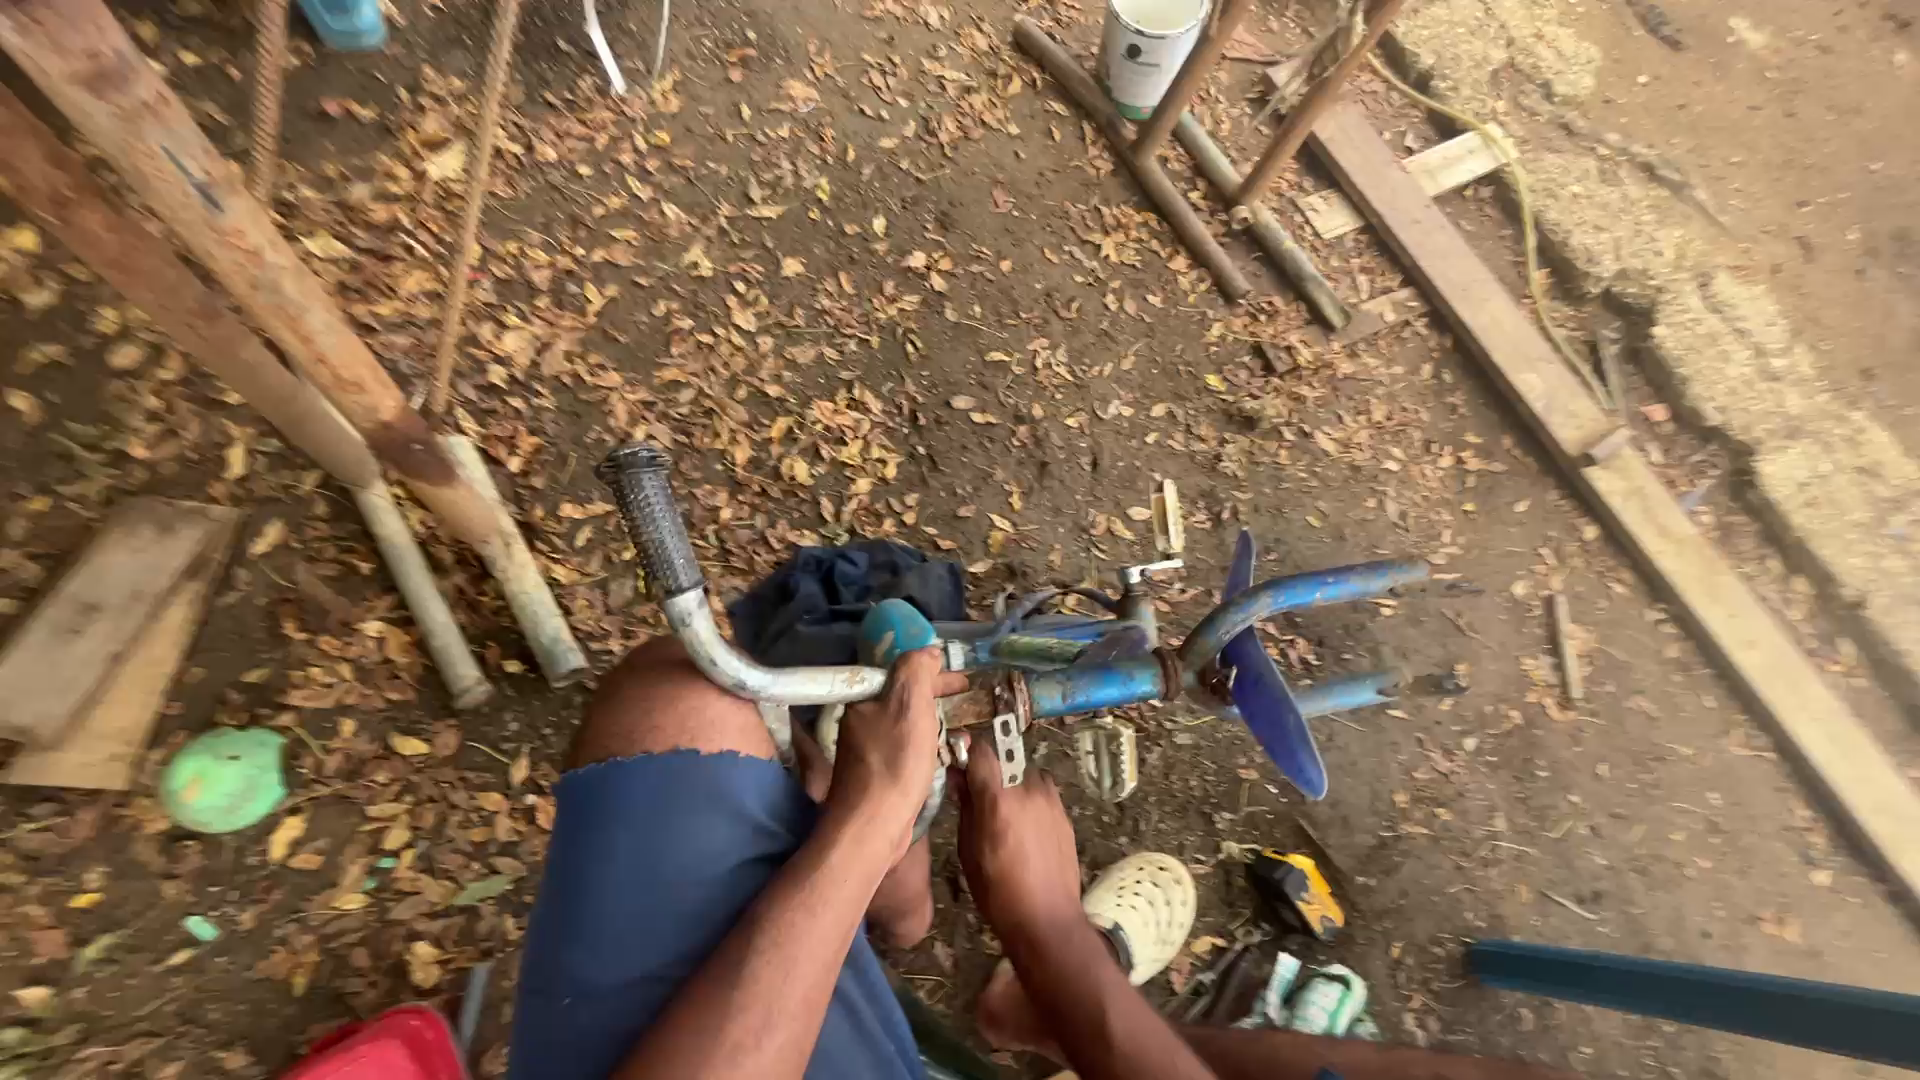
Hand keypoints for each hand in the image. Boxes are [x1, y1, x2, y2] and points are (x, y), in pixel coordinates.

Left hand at [824, 648, 965, 858]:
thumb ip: (917, 670)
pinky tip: (946, 754)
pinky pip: (906, 747)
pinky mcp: (877, 774)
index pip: (900, 672)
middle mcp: (861, 720)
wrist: (873, 825)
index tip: (961, 677)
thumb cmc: (895, 760)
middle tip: (966, 694)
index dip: (932, 671)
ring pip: (906, 723)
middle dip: (935, 693)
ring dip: (934, 720)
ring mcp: (867, 749)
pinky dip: (928, 744)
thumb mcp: (909, 704)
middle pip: (903, 696)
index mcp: (864, 699)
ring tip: (961, 725)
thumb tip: (928, 651)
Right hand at [952, 735, 1083, 947]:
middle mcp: (1027, 790)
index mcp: (998, 799)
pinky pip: (1042, 794)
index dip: (969, 752)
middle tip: (983, 801)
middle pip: (1005, 764)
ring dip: (1014, 787)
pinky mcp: (1065, 812)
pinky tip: (1028, 832)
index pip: (982, 751)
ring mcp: (1051, 800)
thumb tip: (958, 776)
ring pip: (1025, 777)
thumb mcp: (968, 850)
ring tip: (1008, 819)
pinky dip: (1032, 802)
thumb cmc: (997, 891)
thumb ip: (965, 806)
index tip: (961, 763)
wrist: (1047, 919)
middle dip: (992, 776)